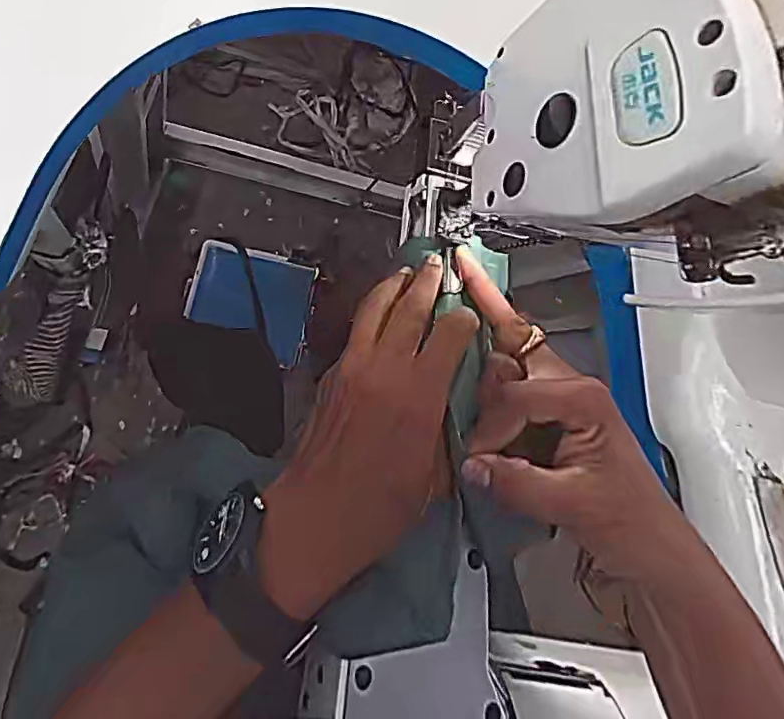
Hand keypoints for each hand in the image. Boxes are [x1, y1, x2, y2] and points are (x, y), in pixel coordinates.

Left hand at [255, 256, 478, 619]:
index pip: (449, 336)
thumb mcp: (434, 476)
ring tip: (406, 273)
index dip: (464, 319)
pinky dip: (372, 310)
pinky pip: (357, 329)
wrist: (314, 517)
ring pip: (375, 308)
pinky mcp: (332, 373)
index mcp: (418, 396)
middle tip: (438, 267)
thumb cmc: (377, 509)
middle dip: (428, 282)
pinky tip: (380, 311)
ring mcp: (353, 367)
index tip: (469, 315)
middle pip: (410, 308)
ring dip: (394, 285)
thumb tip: (459, 401)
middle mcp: (385, 371)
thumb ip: (450, 429)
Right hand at [455, 248, 688, 582]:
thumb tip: (474, 465)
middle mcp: (570, 389)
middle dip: (483, 321)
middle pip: (515, 345)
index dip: (491, 427)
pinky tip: (468, 371)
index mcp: (582, 398)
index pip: (515, 394)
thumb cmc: (633, 521)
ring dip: (483, 353)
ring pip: (509, 363)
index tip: (478, 457)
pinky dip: (486, 382)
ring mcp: (558, 402)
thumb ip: (516, 482)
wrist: (654, 551)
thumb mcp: (573, 503)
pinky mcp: (549, 420)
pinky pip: (509, 391)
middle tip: (460, 271)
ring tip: (457, 318)